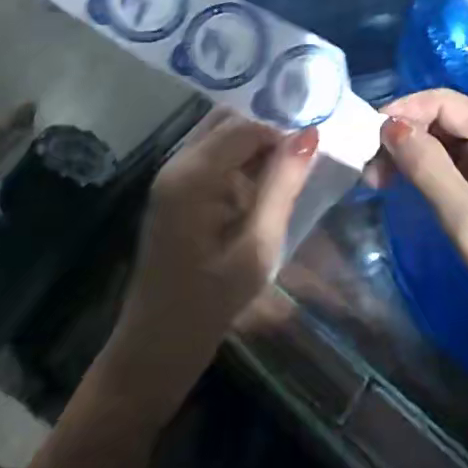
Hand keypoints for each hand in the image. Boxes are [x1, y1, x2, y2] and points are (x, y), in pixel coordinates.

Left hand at [108, 111, 316, 397]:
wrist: (158, 345)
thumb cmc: (212, 300)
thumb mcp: (259, 245)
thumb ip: (283, 185)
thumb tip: (310, 135)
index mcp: (192, 175)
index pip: (245, 127)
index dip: (281, 136)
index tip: (308, 163)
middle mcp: (176, 163)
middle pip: (228, 122)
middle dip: (265, 136)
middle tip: (295, 169)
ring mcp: (170, 176)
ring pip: (219, 136)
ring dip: (252, 150)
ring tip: (280, 182)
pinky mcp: (173, 191)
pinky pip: (210, 158)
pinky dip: (237, 164)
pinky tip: (256, 194)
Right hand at [374, 89, 467, 375]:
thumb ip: (428, 168)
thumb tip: (389, 125)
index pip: (447, 103)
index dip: (405, 111)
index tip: (365, 134)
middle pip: (445, 122)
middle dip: (404, 135)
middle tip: (367, 166)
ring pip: (445, 147)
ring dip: (410, 156)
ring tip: (376, 181)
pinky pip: (452, 172)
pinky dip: (424, 175)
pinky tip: (401, 188)